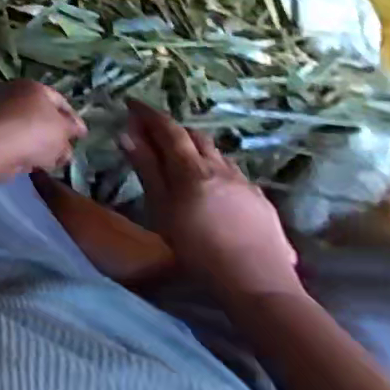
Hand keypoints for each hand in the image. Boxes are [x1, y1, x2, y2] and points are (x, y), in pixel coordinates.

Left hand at [0, 81, 85, 177]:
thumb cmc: (34, 131)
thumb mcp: (63, 130)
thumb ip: (71, 129)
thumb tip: (75, 129)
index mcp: (34, 87)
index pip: (60, 101)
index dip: (73, 119)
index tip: (83, 135)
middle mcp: (14, 94)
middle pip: (41, 116)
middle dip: (55, 136)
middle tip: (66, 154)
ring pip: (26, 132)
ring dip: (38, 147)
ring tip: (49, 164)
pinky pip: (11, 143)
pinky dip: (21, 152)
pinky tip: (28, 166)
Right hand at [121, 100, 300, 296]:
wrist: (259, 286)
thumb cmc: (199, 253)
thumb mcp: (163, 212)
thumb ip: (147, 170)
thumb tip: (127, 134)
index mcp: (192, 168)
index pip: (168, 129)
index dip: (149, 114)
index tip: (132, 103)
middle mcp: (220, 166)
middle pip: (195, 136)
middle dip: (174, 130)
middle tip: (156, 133)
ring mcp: (244, 183)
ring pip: (217, 154)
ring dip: (198, 149)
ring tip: (185, 160)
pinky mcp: (261, 201)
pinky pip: (235, 174)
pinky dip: (218, 170)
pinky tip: (216, 189)